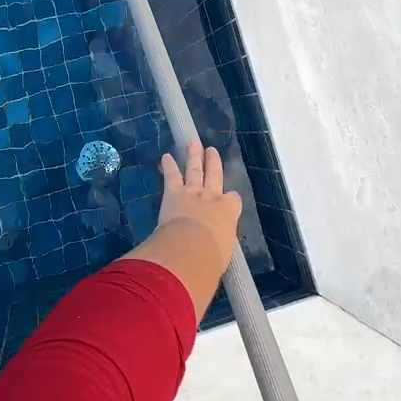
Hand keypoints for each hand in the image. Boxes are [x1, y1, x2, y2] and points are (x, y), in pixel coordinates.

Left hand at [155, 139, 242, 272]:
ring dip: (194, 156)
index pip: (234, 201)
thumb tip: (213, 257)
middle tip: (211, 150)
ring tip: (193, 143)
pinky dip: (169, 166)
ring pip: (195, 170)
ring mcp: (193, 192)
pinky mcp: (174, 192)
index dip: (231, 201)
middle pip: (215, 175)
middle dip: (213, 163)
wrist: (191, 248)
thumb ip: (220, 248)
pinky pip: (172, 176)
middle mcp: (212, 198)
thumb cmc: (212, 257)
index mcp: (229, 213)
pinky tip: (166, 156)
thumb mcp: (224, 253)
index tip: (230, 201)